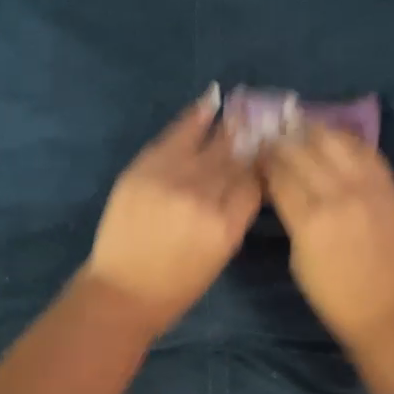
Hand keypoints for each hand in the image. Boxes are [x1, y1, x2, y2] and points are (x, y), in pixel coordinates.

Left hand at [83, 86, 262, 332]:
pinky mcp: (144, 169)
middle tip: (264, 118)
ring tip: (241, 106)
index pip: (254, 184)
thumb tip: (247, 180)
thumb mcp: (219, 256)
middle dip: (250, 138)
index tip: (270, 153)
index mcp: (226, 228)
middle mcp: (203, 198)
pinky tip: (210, 102)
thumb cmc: (177, 286)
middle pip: (235, 158)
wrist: (124, 291)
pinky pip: (176, 135)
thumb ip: (234, 216)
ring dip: (228, 124)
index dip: (263, 166)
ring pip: (210, 143)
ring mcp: (172, 180)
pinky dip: (195, 117)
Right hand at [263, 124, 393, 343]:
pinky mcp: (389, 186)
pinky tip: (334, 143)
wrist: (383, 308)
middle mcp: (339, 194)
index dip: (263, 161)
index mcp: (310, 219)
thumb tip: (278, 186)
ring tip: (302, 133)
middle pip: (302, 150)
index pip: (278, 173)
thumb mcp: (296, 258)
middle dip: (282, 143)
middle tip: (273, 141)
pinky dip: (345, 142)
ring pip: (334, 139)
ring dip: (313, 133)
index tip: (256, 156)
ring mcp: (368, 187)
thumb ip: (289, 216)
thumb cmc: (331, 295)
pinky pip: (365, 150)